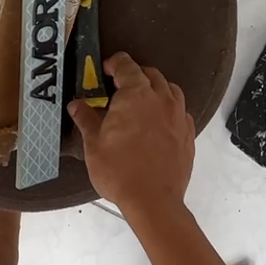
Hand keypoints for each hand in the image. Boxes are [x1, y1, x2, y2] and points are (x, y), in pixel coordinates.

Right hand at [68, 53, 193, 222]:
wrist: (153, 201)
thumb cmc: (119, 169)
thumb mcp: (94, 143)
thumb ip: (86, 118)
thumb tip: (77, 104)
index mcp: (136, 94)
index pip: (127, 65)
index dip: (114, 63)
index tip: (104, 70)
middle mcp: (161, 99)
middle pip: (150, 74)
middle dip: (134, 75)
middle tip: (118, 88)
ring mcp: (179, 116)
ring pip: (170, 89)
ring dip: (155, 89)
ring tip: (141, 102)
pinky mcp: (188, 134)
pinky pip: (180, 111)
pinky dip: (168, 109)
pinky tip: (157, 123)